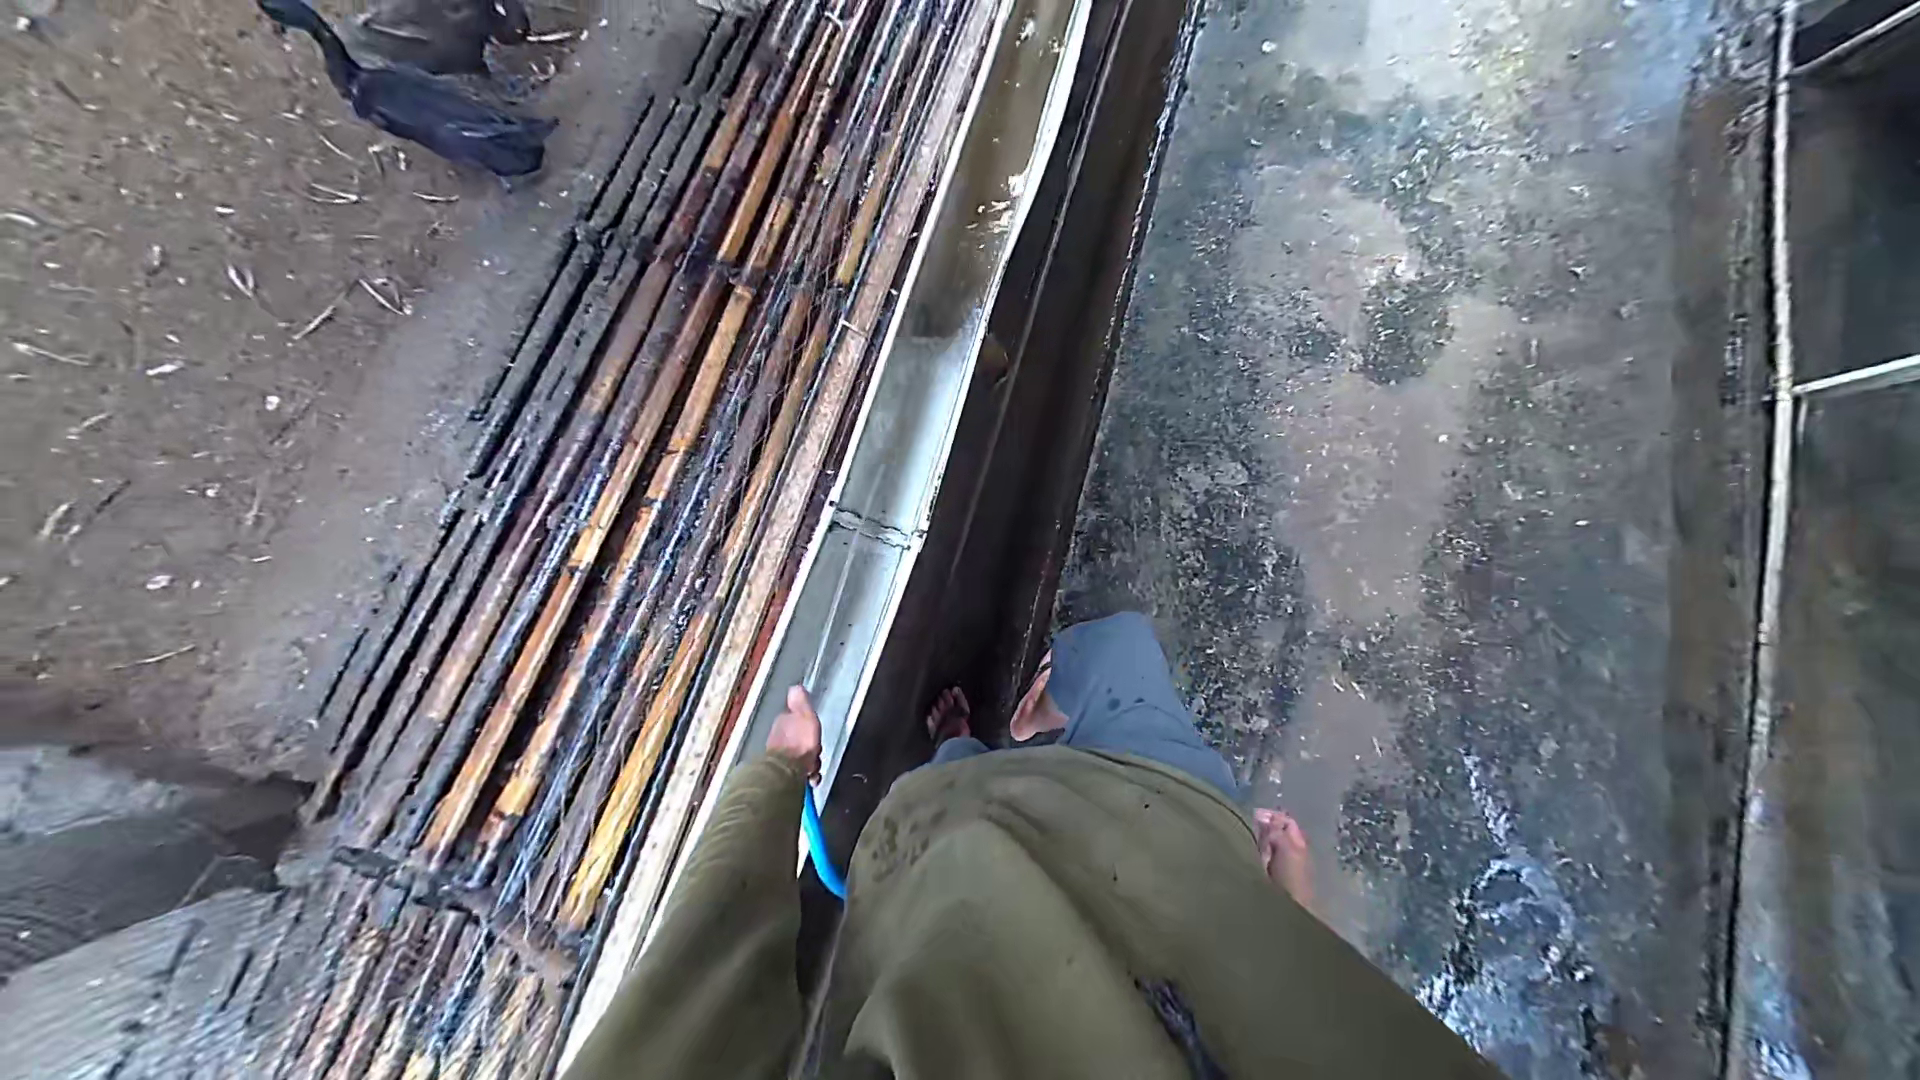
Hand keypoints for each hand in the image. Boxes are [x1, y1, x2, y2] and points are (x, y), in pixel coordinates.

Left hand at [767, 684, 821, 778]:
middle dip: (810, 747)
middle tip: (816, 752)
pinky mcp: (781, 770)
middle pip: (799, 740)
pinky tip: (809, 777)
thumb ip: (801, 702)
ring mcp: (778, 755)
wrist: (788, 770)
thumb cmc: (800, 743)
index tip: (816, 733)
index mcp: (784, 721)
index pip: (797, 719)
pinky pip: (797, 771)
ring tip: (813, 768)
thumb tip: (795, 687)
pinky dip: (804, 775)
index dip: (809, 726)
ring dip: (809, 763)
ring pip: (799, 756)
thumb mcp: (805, 715)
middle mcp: (778, 737)